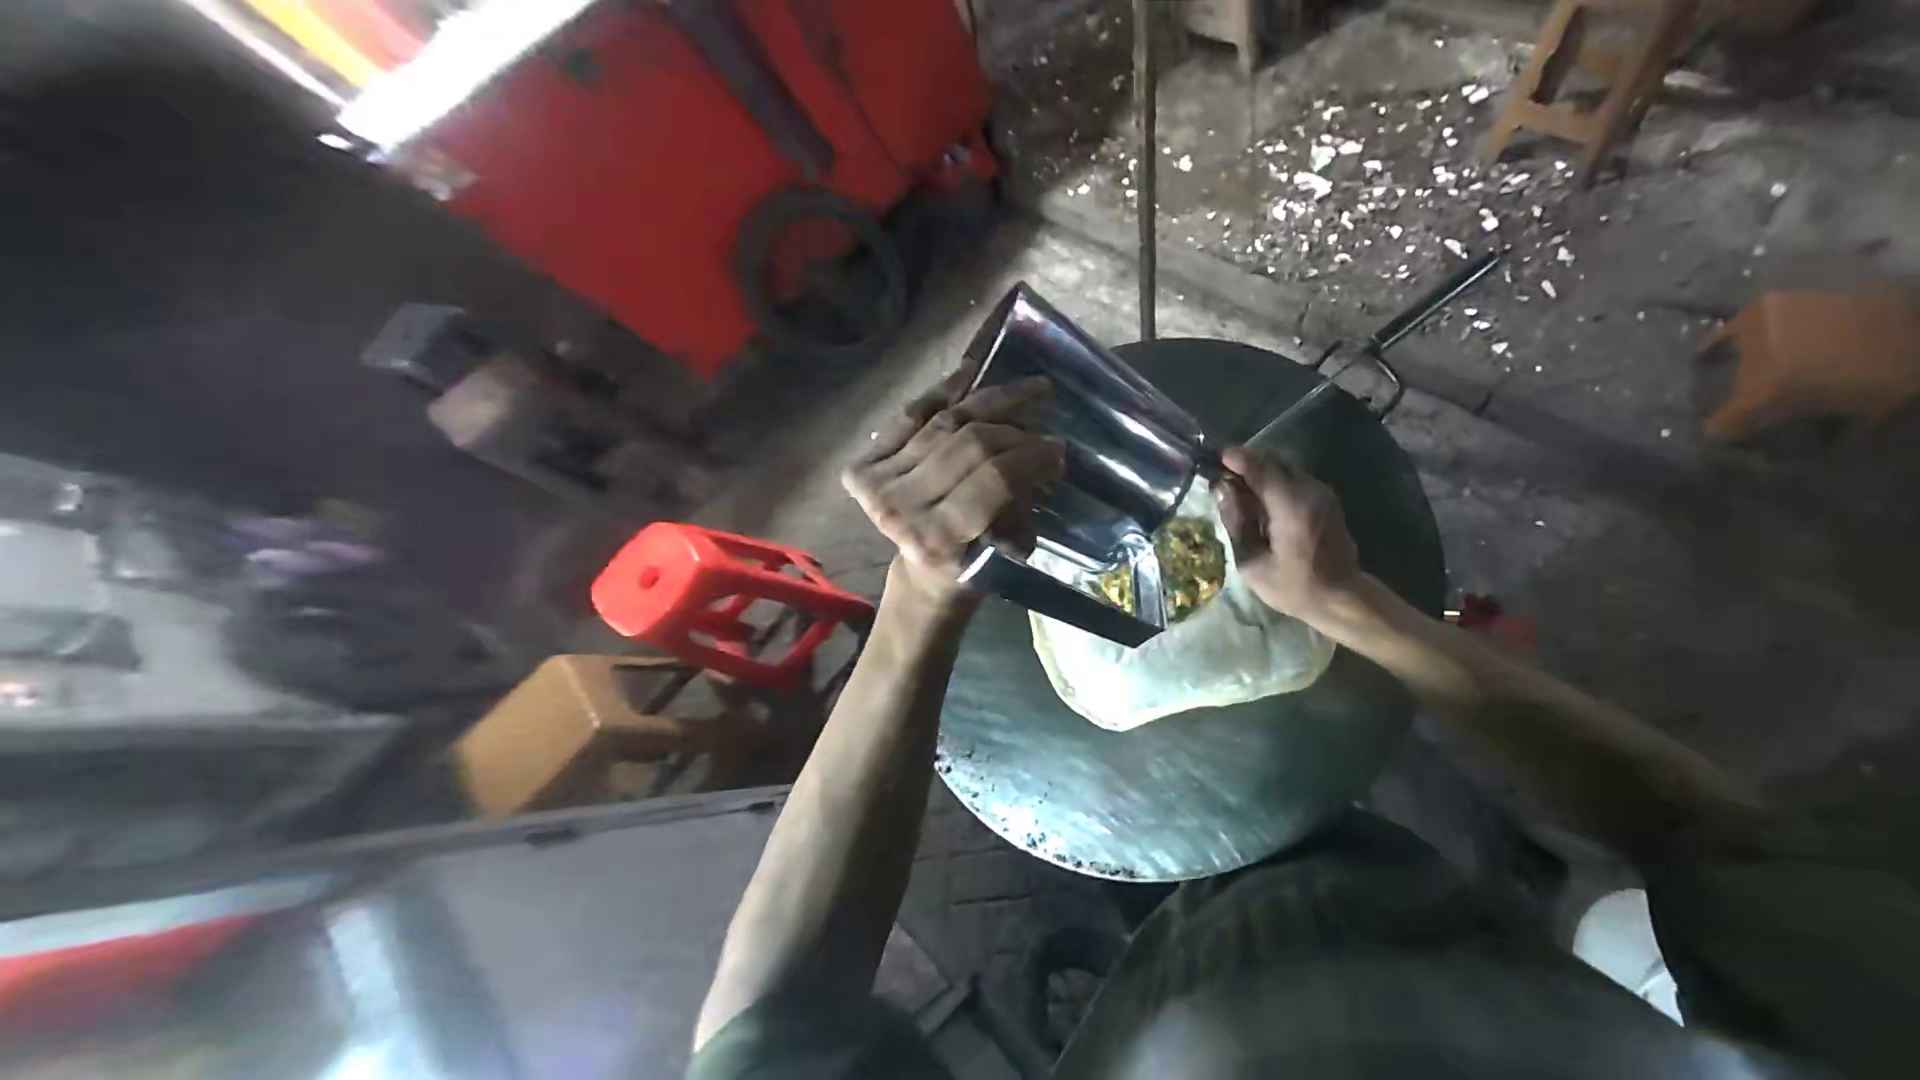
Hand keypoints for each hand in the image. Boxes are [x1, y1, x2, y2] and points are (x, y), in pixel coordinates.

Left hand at [842, 362, 1064, 606]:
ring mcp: (877, 483)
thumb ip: (1018, 507)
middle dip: (1017, 432)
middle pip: (967, 446)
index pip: (992, 481)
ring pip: (943, 424)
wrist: (918, 574)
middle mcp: (898, 508)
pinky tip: (971, 371)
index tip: (1059, 450)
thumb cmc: (969, 570)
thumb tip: (1043, 454)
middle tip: (1046, 427)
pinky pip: (911, 415)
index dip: (1030, 458)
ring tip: (1029, 390)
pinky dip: (943, 391)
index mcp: (935, 538)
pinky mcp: (863, 466)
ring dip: (991, 402)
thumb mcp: (1004, 554)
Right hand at [1216, 445, 1361, 622]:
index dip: (1234, 458)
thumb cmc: (1294, 587)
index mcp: (1290, 506)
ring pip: (1284, 466)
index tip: (1211, 456)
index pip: (1259, 467)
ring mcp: (1322, 493)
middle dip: (1245, 461)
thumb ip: (1236, 521)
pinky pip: (1294, 478)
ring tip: (1234, 485)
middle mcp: (1309, 491)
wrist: (1343, 598)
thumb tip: (1221, 490)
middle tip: (1219, 472)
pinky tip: (1257, 497)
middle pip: (1273, 460)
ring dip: (1259, 470)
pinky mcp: (1326, 500)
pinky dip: (1272, 480)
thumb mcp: (1252, 562)